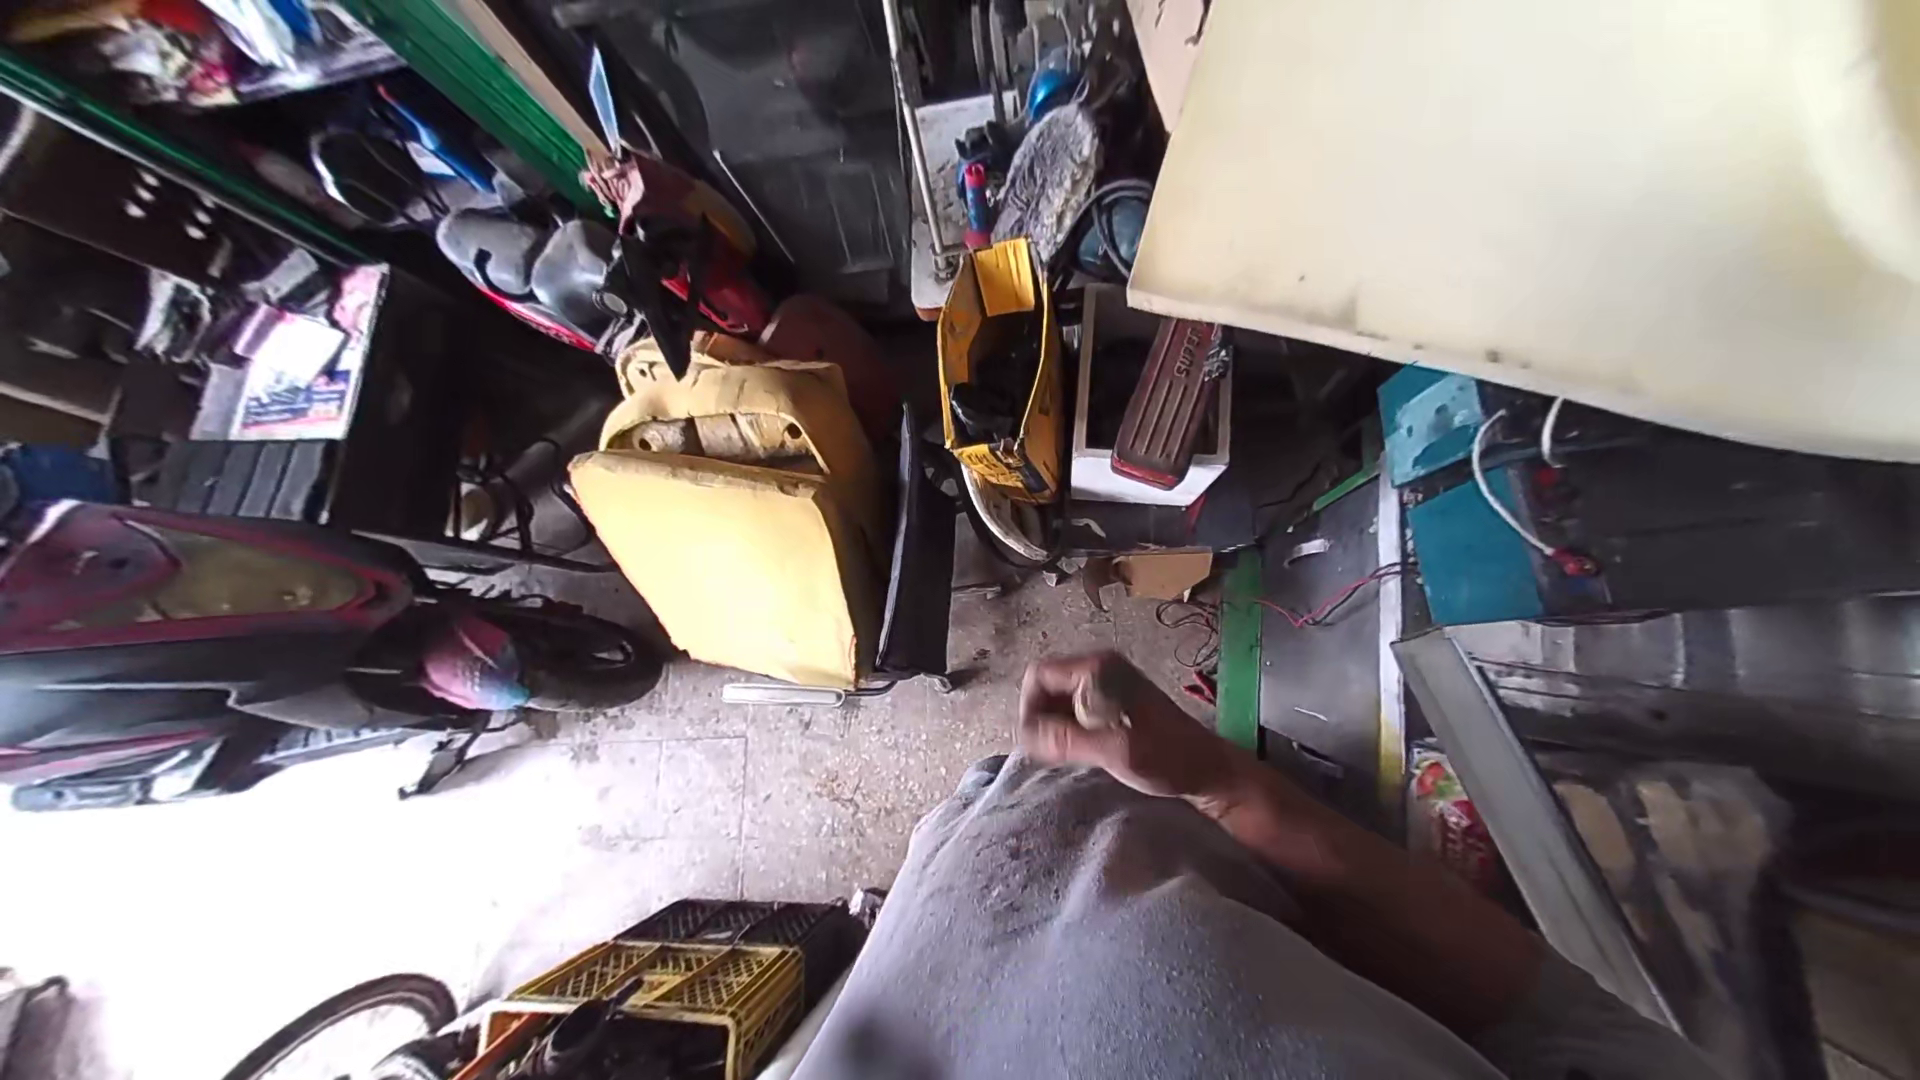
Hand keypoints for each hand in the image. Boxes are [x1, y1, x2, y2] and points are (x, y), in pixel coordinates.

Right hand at [1017, 652, 1240, 799]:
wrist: (1208, 768)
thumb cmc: (1166, 758)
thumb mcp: (1114, 750)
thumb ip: (1067, 739)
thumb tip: (1025, 736)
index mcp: (1098, 668)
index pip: (1039, 675)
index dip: (1029, 707)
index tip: (1035, 741)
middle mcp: (1099, 665)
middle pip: (1046, 683)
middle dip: (1041, 716)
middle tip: (1048, 750)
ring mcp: (1107, 679)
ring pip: (1058, 695)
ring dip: (1053, 722)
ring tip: (1063, 752)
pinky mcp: (1113, 696)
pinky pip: (1074, 704)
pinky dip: (1067, 725)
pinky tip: (1078, 748)